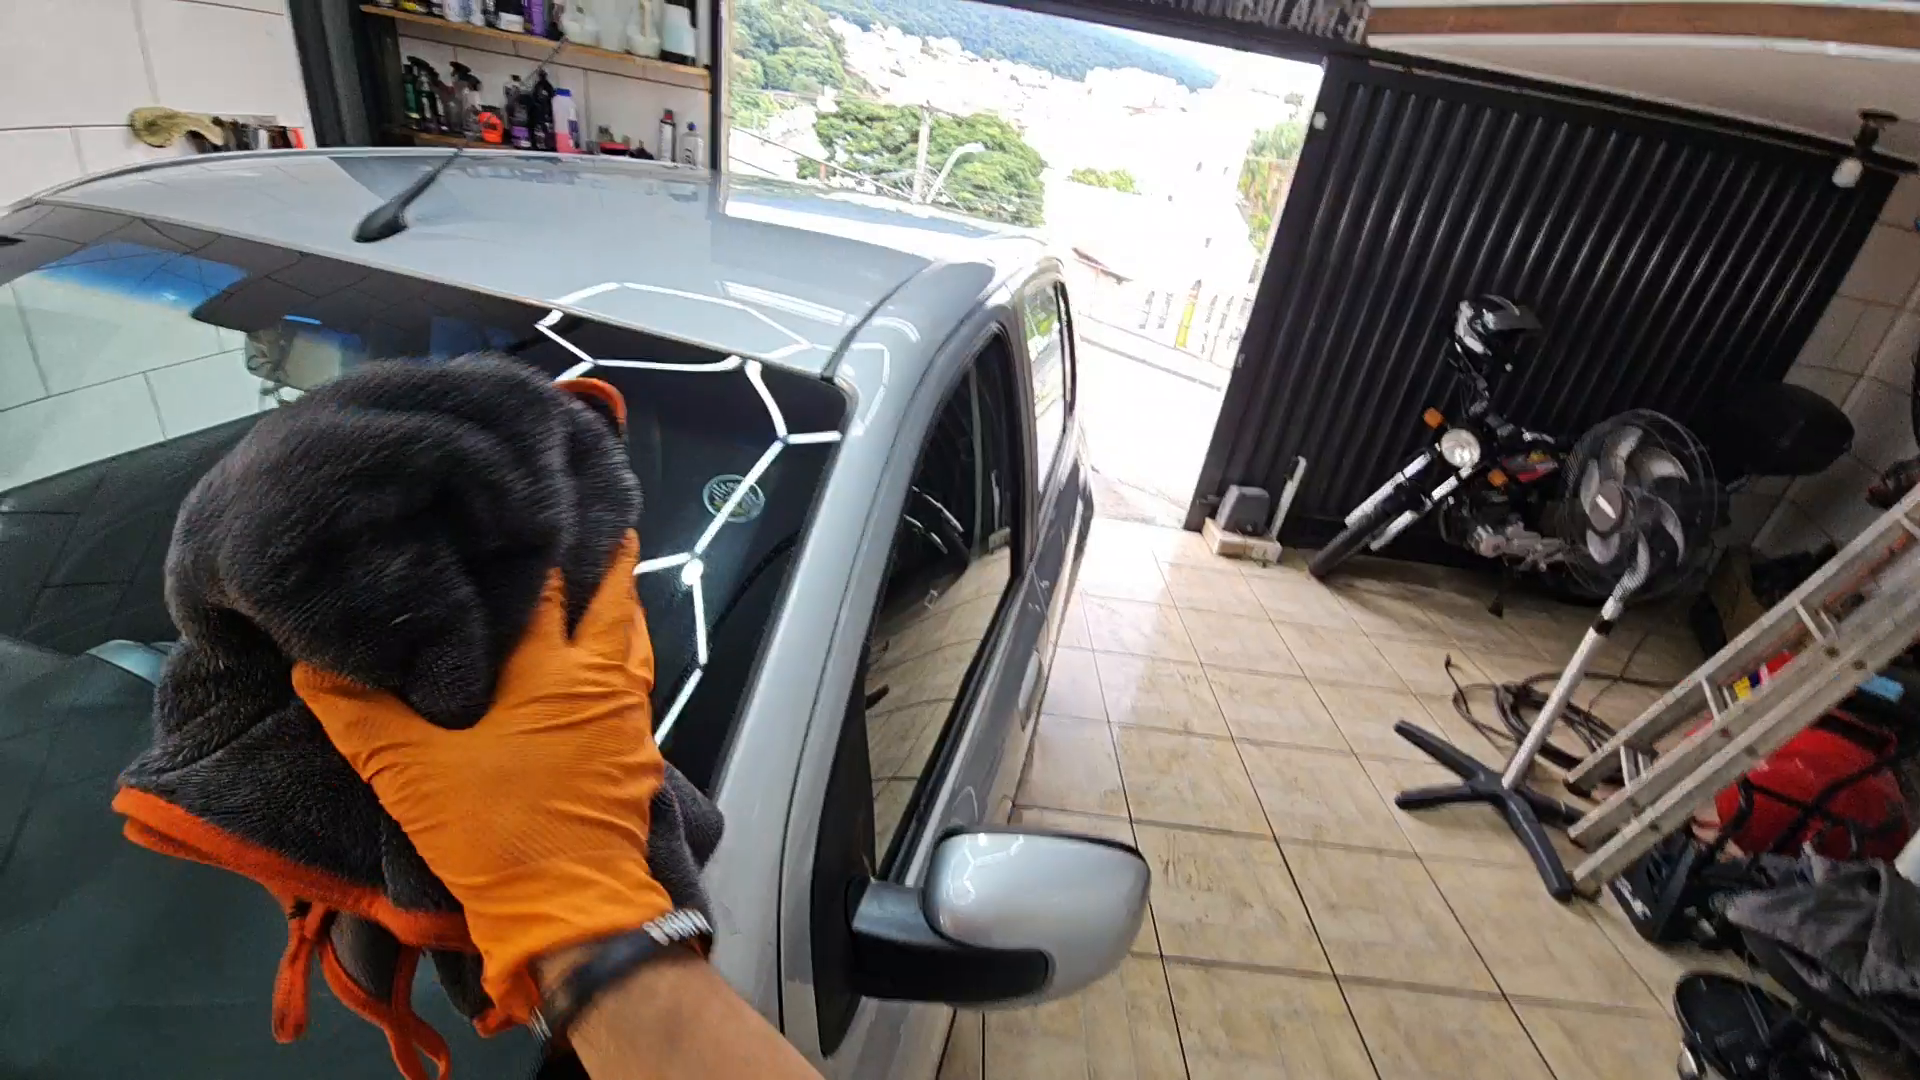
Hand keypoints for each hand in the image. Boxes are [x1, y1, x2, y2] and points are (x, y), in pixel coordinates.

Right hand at [293, 531, 670, 1022]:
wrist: (569, 894)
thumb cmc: (493, 825)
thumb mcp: (411, 770)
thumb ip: (363, 712)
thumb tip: (316, 664)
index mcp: (552, 670)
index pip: (555, 591)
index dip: (550, 549)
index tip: (548, 511)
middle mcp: (603, 678)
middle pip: (617, 603)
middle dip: (613, 561)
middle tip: (609, 524)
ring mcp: (631, 709)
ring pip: (635, 640)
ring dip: (625, 608)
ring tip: (611, 581)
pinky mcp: (643, 742)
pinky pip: (637, 680)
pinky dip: (627, 655)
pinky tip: (608, 657)